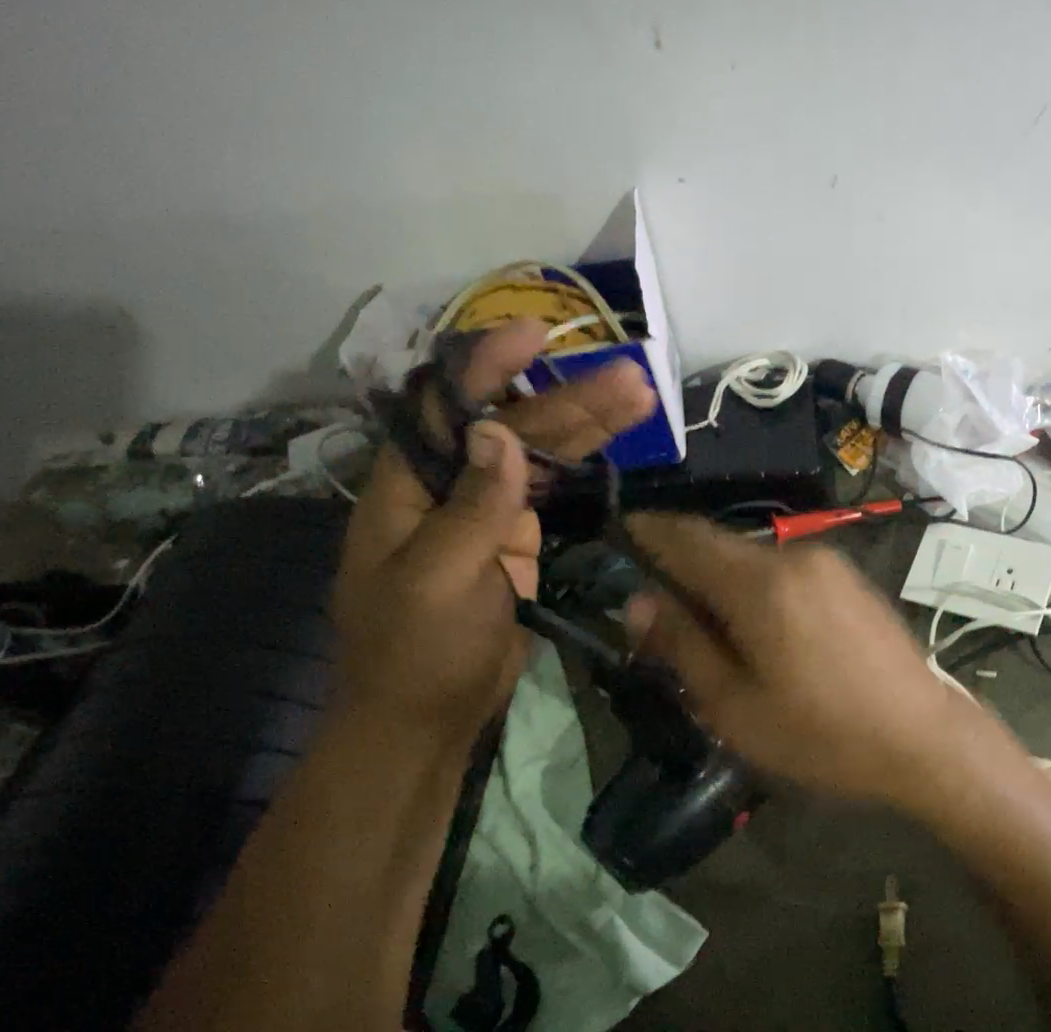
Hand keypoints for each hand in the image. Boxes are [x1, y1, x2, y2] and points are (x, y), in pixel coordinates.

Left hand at [333, 320, 657, 739]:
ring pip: (542, 455)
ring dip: (589, 426)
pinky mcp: (519, 539)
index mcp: (408, 488)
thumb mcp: (435, 580)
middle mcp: (449, 488)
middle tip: (632, 377)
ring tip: (642, 399)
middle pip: (515, 428)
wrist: (427, 717)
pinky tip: (619, 442)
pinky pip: (555, 489)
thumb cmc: (414, 651)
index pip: (447, 409)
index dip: (489, 367)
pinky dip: (587, 465)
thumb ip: (471, 508)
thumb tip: (501, 434)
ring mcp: (487, 513)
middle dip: (570, 400)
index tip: (536, 333)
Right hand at [623, 514, 1024, 808]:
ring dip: (721, 580)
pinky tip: (758, 630)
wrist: (924, 736)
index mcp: (761, 582)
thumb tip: (638, 601)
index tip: (615, 538)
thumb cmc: (823, 734)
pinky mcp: (852, 579)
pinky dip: (757, 586)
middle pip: (720, 545)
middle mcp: (796, 556)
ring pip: (754, 559)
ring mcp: (830, 563)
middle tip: (656, 612)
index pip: (684, 536)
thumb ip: (683, 645)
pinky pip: (787, 570)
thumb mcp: (736, 706)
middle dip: (681, 566)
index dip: (645, 533)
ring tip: (707, 633)